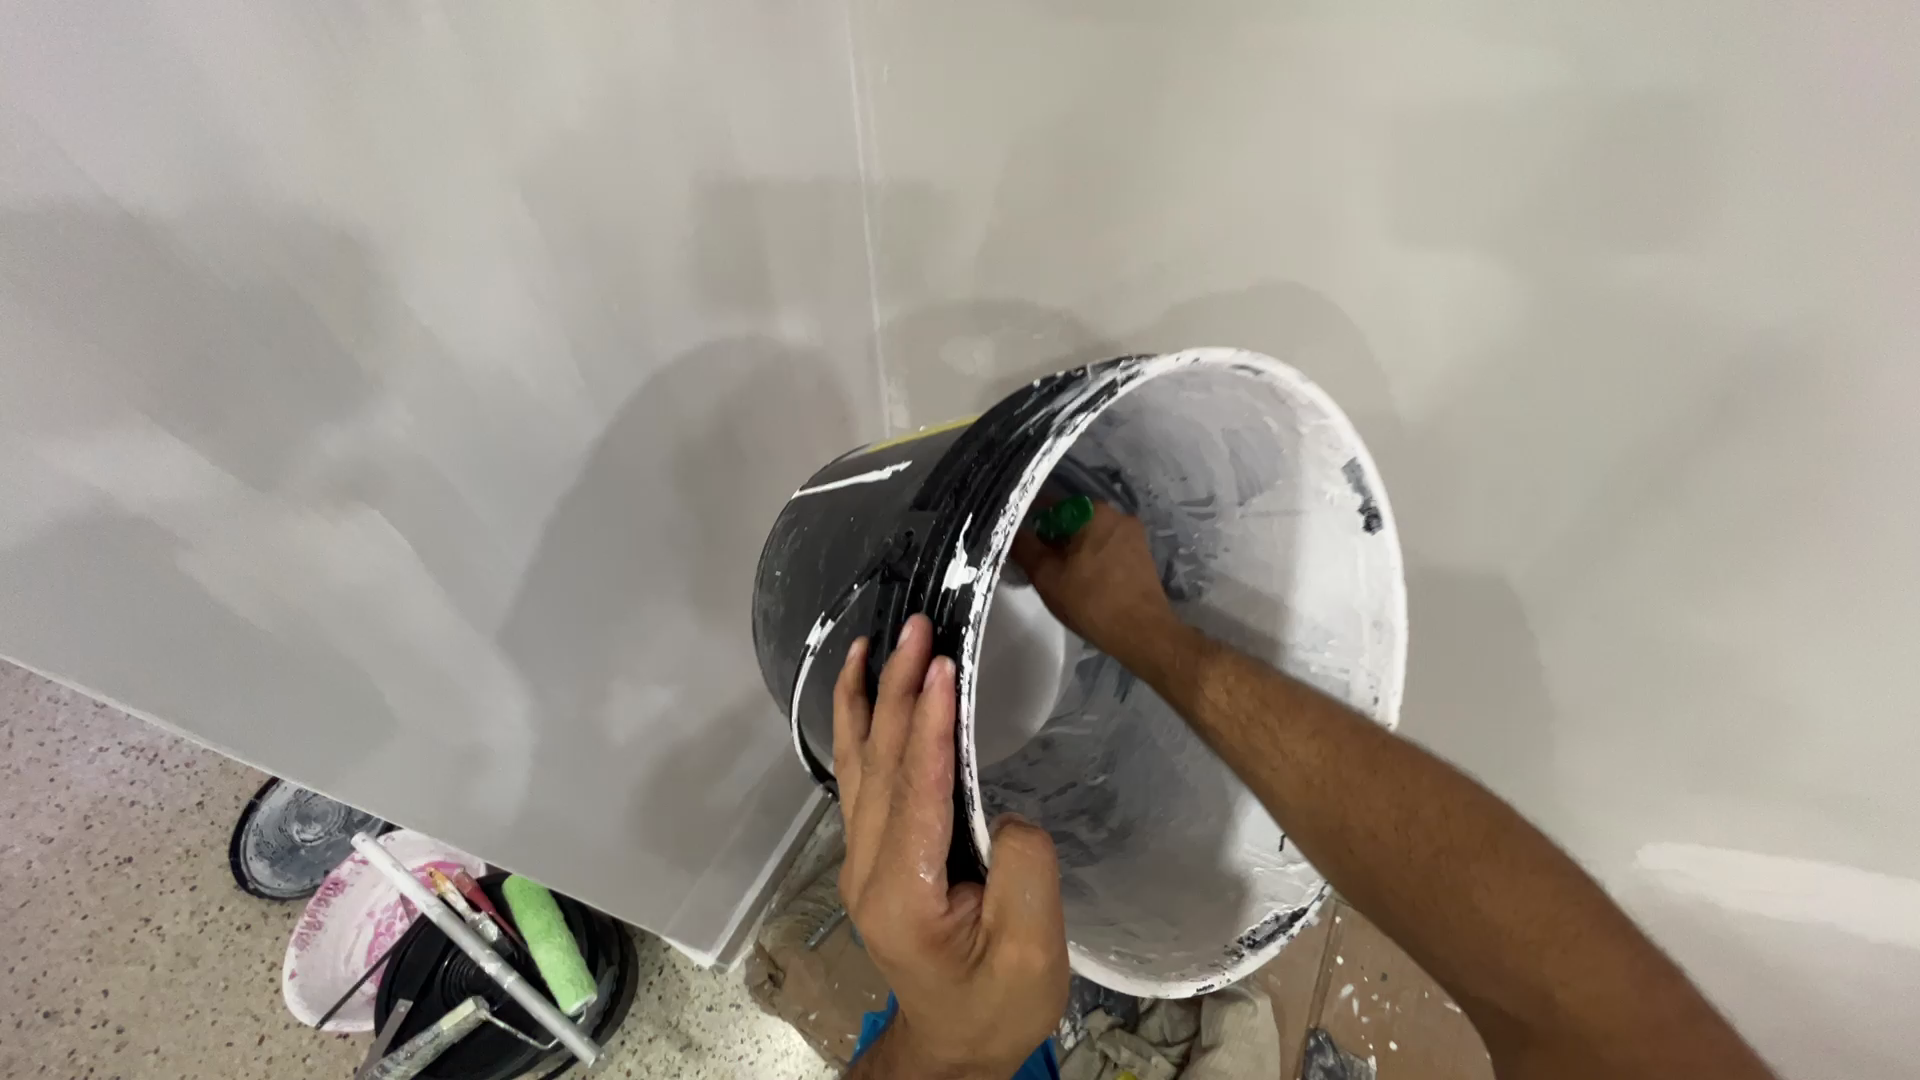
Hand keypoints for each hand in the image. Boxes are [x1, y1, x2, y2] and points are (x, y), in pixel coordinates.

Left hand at [834, 615, 1068, 1078]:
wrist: (953, 1042)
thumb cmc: (996, 1002)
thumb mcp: (1033, 950)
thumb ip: (1022, 868)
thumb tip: (1000, 808)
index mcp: (904, 893)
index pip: (916, 791)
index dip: (928, 724)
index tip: (941, 664)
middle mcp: (866, 867)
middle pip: (876, 763)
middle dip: (894, 688)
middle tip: (914, 627)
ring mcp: (859, 857)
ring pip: (855, 763)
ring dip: (863, 697)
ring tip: (868, 643)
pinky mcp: (868, 850)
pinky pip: (857, 776)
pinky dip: (856, 725)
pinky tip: (861, 692)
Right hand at [1011, 500, 1178, 668]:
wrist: (1141, 632)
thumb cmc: (1090, 600)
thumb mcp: (1046, 575)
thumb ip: (1024, 548)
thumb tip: (1011, 530)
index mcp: (1092, 511)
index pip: (1050, 506)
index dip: (1030, 524)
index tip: (1021, 545)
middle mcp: (1116, 514)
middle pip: (1072, 520)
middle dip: (1054, 539)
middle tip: (1040, 566)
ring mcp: (1133, 534)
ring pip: (1090, 535)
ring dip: (1074, 551)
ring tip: (1063, 578)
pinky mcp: (1142, 555)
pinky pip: (1107, 549)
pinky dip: (1093, 559)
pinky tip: (1086, 583)